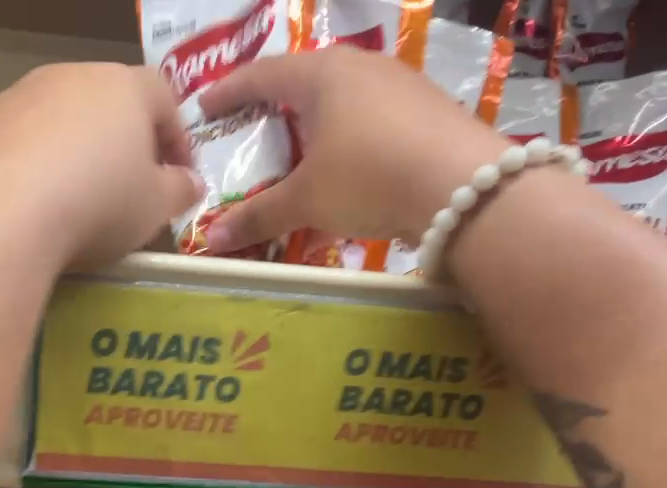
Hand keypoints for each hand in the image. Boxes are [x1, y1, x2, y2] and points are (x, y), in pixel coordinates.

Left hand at [0, 63, 203, 270]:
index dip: (175, 138)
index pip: (162, 97)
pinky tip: (28, 215)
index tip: (179, 177)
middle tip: (126, 191)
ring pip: (54, 125)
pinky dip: (26, 176)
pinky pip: (14, 153)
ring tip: (72, 206)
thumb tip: (189, 183)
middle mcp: (66, 78)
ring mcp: (14, 101)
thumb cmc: (96, 205)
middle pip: (104, 105)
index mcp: (122, 86)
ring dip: (68, 158)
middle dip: (119, 145)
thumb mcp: (153, 207)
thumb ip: (178, 191)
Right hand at [197, 49, 510, 252]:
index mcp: (321, 75)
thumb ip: (257, 216)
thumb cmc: (368, 178)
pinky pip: (369, 120)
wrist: (462, 186)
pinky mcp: (424, 109)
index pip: (261, 74)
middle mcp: (359, 67)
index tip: (204, 106)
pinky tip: (343, 171)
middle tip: (248, 131)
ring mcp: (397, 85)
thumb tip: (211, 240)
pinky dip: (344, 142)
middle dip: (272, 108)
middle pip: (302, 82)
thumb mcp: (305, 201)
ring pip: (340, 101)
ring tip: (294, 155)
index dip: (228, 91)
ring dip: (312, 127)